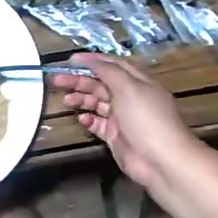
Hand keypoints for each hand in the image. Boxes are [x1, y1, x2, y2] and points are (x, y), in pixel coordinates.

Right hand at [51, 54, 198, 192]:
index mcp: (137, 82)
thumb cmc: (146, 118)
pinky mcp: (115, 135)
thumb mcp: (128, 87)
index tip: (70, 60)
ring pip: (97, 103)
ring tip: (66, 100)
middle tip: (57, 80)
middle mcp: (129, 97)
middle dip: (79, 80)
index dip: (92, 61)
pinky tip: (81, 119)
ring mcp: (122, 117)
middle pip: (100, 84)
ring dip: (81, 99)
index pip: (112, 65)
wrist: (160, 159)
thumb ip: (107, 71)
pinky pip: (98, 123)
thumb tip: (88, 58)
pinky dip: (88, 119)